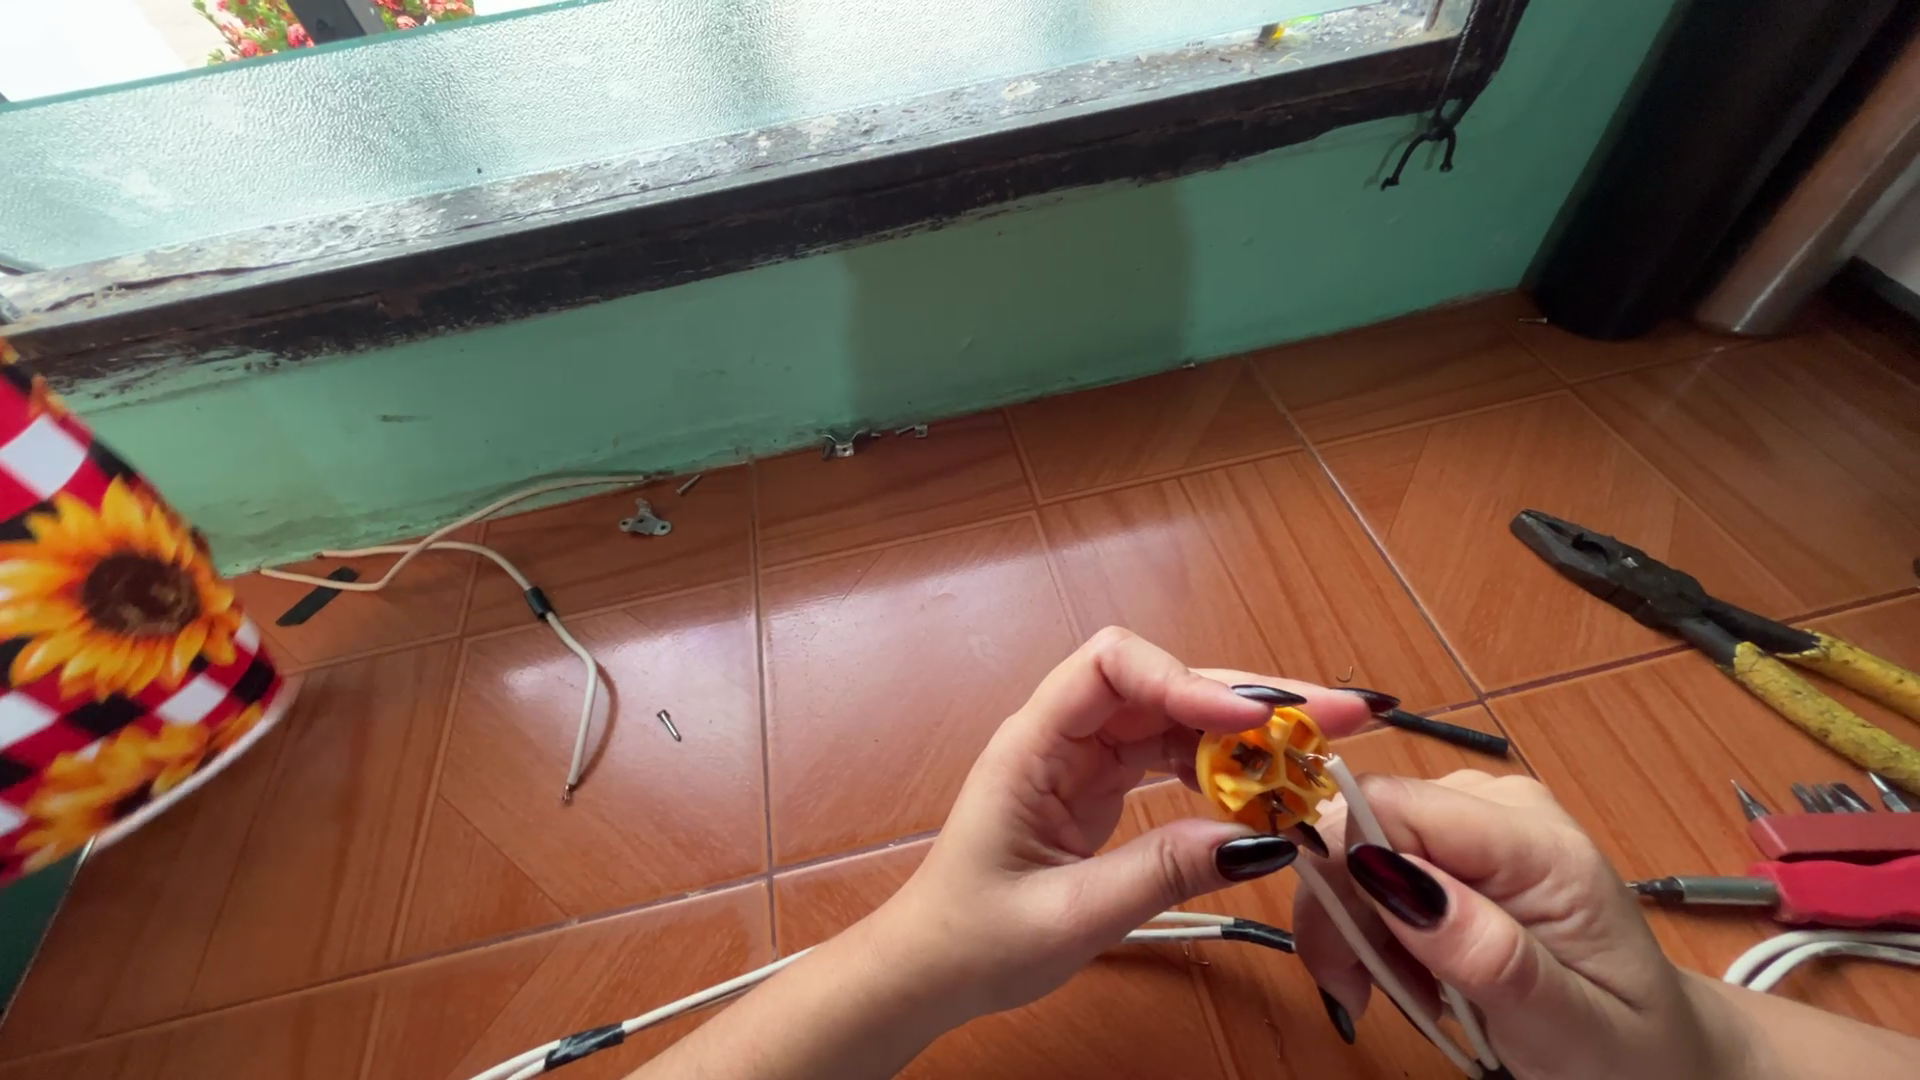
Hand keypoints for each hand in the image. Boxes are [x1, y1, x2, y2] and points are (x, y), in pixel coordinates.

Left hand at [863, 627, 1370, 1022]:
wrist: (935, 963)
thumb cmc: (975, 936)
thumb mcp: (1071, 915)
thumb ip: (1160, 872)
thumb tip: (1261, 839)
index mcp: (1032, 744)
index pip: (1110, 667)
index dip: (1184, 678)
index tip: (1255, 718)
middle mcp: (1063, 734)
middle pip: (1160, 683)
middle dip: (1246, 696)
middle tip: (1337, 716)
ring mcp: (1086, 755)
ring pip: (1175, 716)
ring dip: (1246, 733)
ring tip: (1317, 755)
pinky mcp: (1104, 781)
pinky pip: (1172, 755)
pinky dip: (1223, 768)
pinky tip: (1264, 789)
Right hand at [1295, 771, 1740, 1078]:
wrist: (1667, 1044)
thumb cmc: (1633, 1052)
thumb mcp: (1576, 1034)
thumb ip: (1490, 957)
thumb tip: (1387, 875)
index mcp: (1538, 844)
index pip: (1388, 804)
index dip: (1339, 866)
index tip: (1339, 959)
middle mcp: (1494, 801)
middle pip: (1362, 821)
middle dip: (1340, 908)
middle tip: (1354, 989)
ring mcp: (1469, 807)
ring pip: (1355, 838)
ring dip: (1352, 917)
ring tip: (1397, 986)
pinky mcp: (1449, 826)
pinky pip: (1370, 851)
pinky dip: (1366, 911)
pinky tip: (1404, 958)